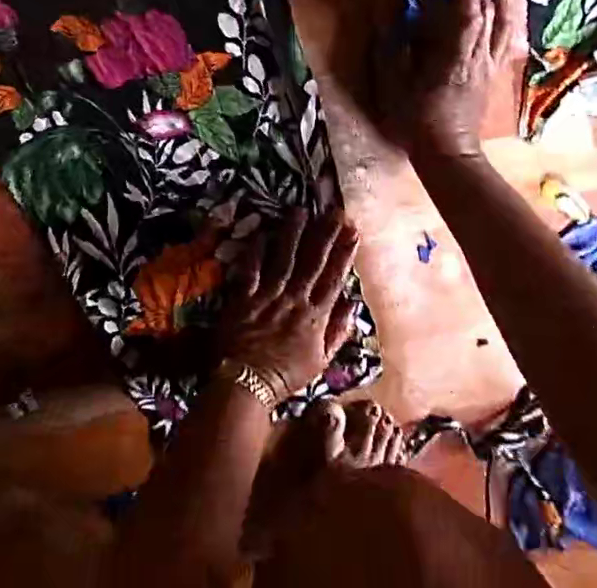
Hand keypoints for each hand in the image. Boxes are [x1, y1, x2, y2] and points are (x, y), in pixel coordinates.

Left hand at [219, 209, 359, 393]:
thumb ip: (337, 331)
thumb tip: (351, 302)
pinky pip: (250, 270)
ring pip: (284, 259)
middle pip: (312, 262)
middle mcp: (294, 301)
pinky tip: (262, 231)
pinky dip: (256, 251)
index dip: (344, 253)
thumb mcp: (321, 361)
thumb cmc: (286, 376)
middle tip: (334, 212)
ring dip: (293, 233)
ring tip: (301, 210)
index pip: (333, 278)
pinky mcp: (243, 298)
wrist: (248, 386)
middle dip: (325, 235)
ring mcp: (268, 297)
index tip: (353, 231)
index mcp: (315, 316)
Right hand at [371, 0, 509, 160]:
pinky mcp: (494, 70)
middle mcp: (480, 53)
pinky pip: (504, 33)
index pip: (468, 5)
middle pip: (490, 4)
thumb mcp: (392, 76)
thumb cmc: (413, 115)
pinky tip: (489, 6)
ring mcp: (491, 61)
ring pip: (503, 16)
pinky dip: (500, 11)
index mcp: (455, 53)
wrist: (446, 152)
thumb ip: (393, 34)